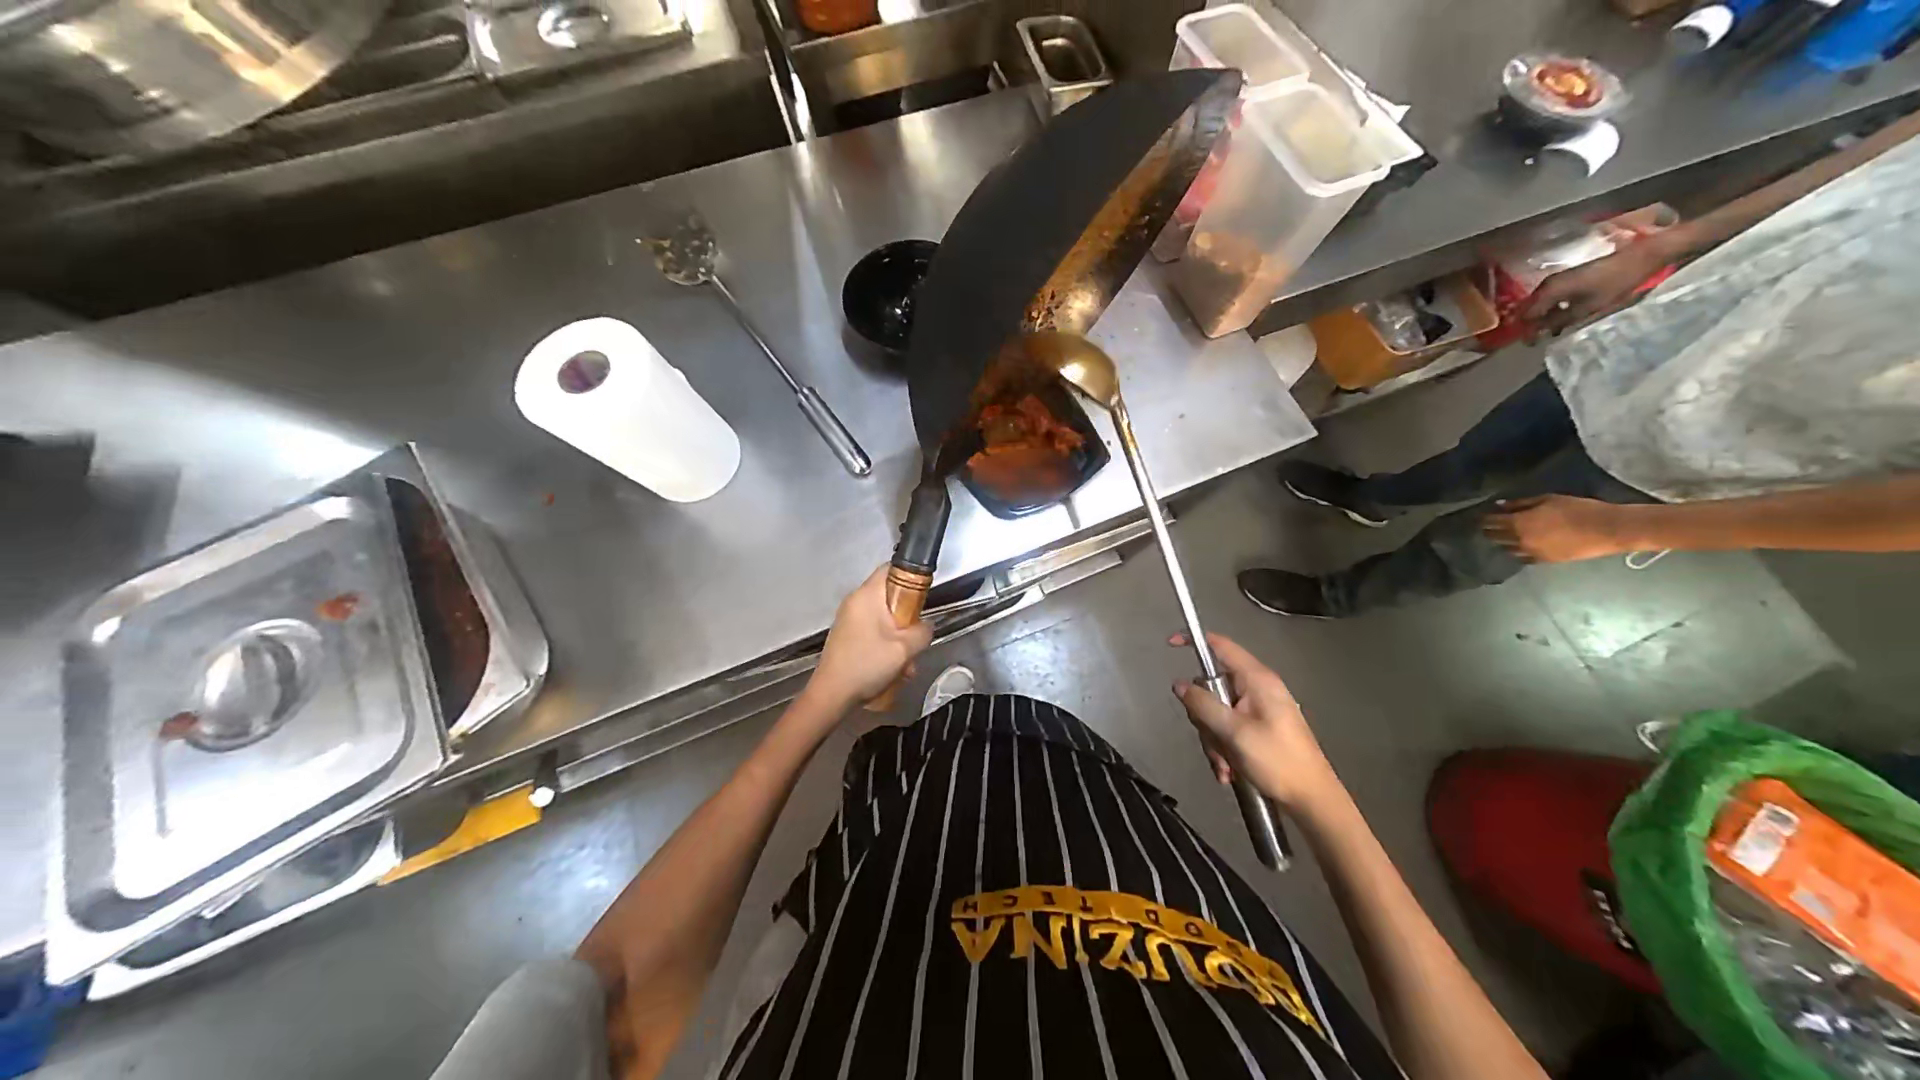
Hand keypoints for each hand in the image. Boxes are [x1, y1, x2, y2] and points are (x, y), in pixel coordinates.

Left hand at [808, 565, 934, 710]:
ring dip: (900, 639)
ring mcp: (850, 619)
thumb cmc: (867, 664)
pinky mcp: (848, 636)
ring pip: (885, 619)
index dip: (911, 576)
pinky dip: (887, 647)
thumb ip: (923, 631)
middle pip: (891, 596)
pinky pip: (875, 632)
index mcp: (867, 595)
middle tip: (916, 638)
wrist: (832, 695)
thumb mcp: (905, 648)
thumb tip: (926, 626)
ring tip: (906, 664)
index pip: (891, 568)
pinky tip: (893, 670)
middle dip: (908, 619)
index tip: (924, 597)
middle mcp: (856, 602)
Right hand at [1170, 632, 1342, 813]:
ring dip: (1214, 740)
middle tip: (1213, 739)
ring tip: (1225, 765)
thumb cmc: (1276, 760)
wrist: (1312, 799)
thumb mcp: (1233, 731)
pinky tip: (1229, 770)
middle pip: (1212, 687)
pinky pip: (1228, 729)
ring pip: (1216, 712)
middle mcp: (1257, 689)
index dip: (1194, 641)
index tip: (1170, 645)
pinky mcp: (1259, 728)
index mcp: (1257, 680)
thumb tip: (1179, 684)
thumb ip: (1202, 704)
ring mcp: (1258, 709)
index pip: (1221, 646)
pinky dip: (1224, 748)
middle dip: (1204, 718)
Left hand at [1482, 495, 1635, 562]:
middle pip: (1494, 537)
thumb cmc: (1578, 509)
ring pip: (1507, 549)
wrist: (1608, 530)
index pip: (1490, 522)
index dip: (1483, 518)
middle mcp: (1519, 540)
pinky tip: (1520, 546)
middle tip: (1488, 525)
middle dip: (1489, 530)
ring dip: (1503, 542)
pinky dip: (1518, 551)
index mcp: (1518, 523)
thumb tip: (1499, 505)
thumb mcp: (1547, 500)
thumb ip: (1520, 503)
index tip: (1480, 515)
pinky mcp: (1544, 561)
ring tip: (1503, 536)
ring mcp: (1530, 553)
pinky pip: (1523, 557)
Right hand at [1520, 241, 1669, 340]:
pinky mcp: (1565, 279)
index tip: (1532, 343)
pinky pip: (1549, 297)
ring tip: (1551, 329)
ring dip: (1542, 317)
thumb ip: (1558, 322)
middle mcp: (1546, 285)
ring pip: (1538, 303)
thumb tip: (1538, 334)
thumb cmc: (1612, 285)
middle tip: (1540, 338)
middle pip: (1529, 309)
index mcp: (1548, 292)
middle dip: (1532, 324)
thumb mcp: (1585, 308)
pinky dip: (1551, 308)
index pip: (1526, 315)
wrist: (1636, 258)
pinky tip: (1561, 316)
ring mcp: (1555, 280)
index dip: (1527, 330)